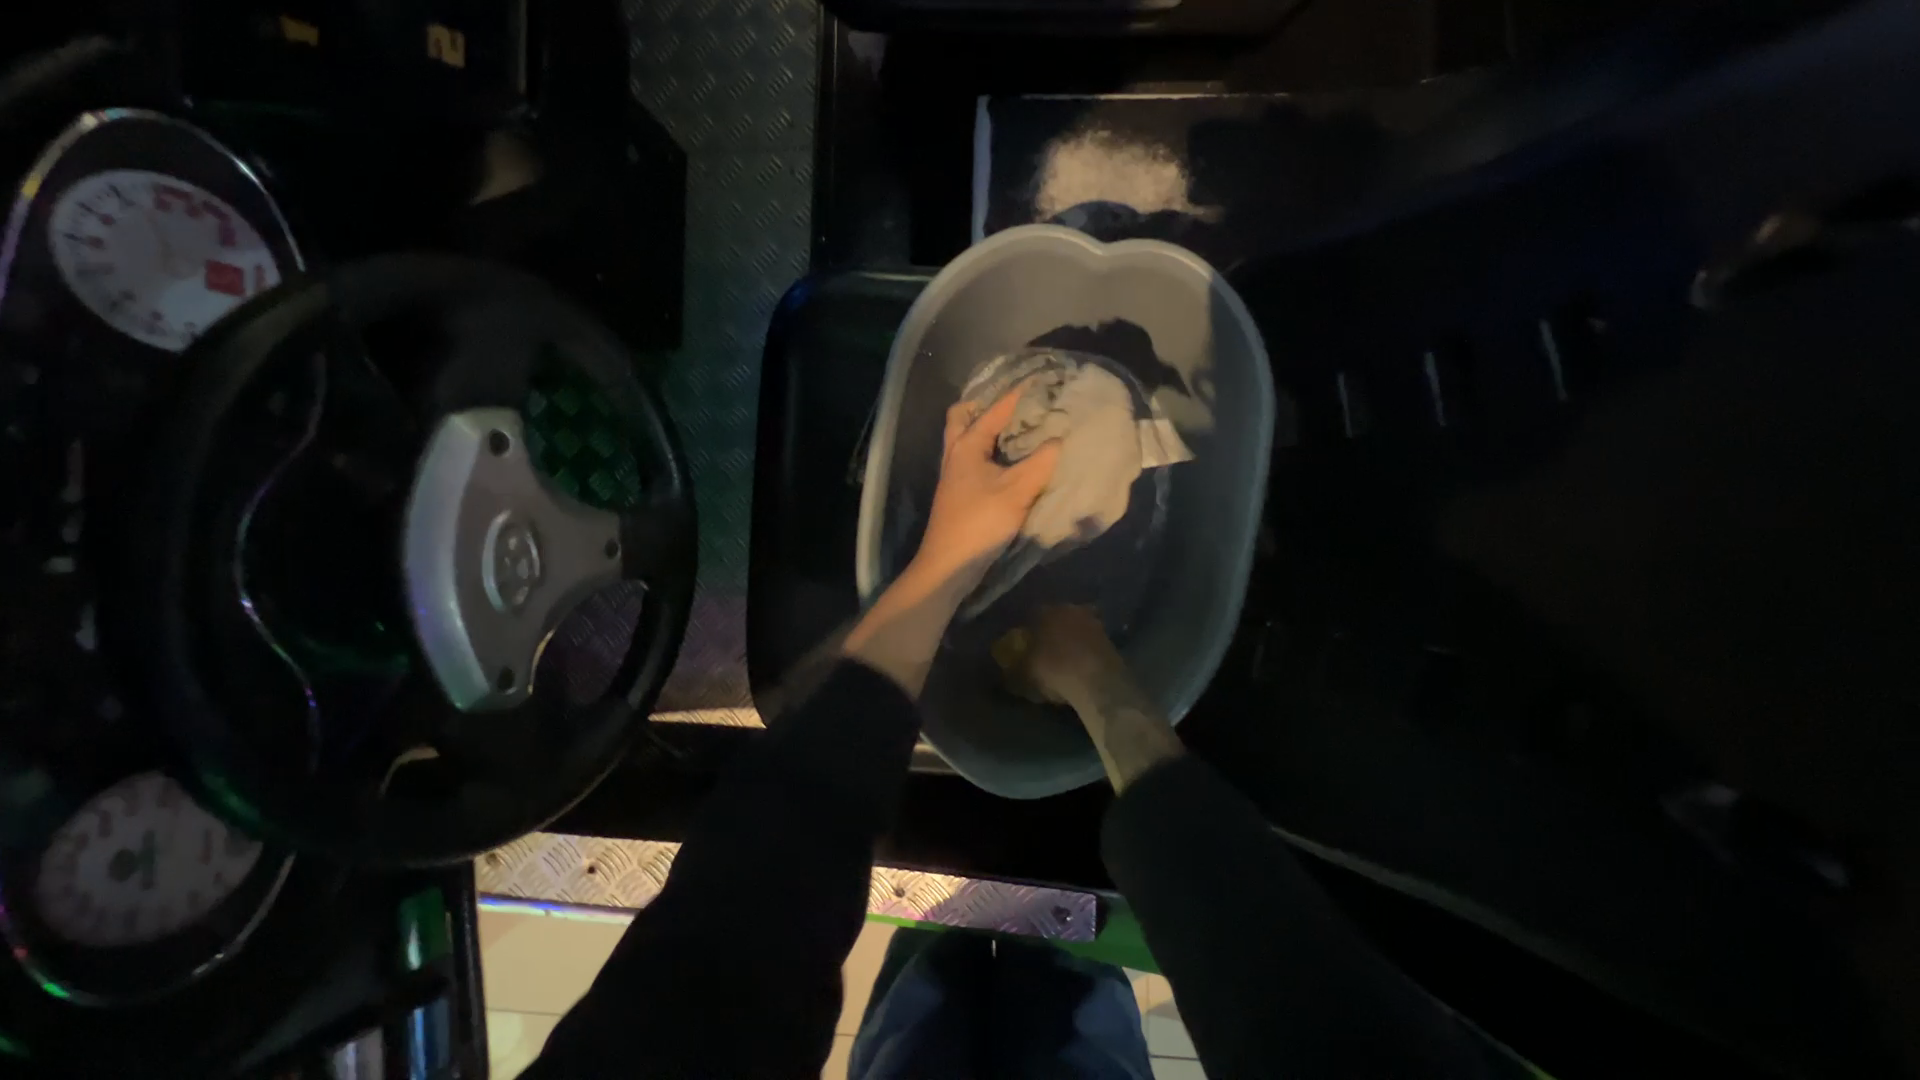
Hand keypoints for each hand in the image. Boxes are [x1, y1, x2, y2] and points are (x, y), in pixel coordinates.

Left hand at [908, 386, 1061, 590]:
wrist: (950, 564)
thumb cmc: (980, 522)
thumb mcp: (1017, 491)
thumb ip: (1040, 463)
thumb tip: (1058, 440)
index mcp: (966, 446)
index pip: (994, 410)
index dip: (1016, 395)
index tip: (1039, 381)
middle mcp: (955, 455)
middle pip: (962, 418)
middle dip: (984, 406)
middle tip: (1012, 403)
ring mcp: (953, 476)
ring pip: (965, 440)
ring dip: (985, 430)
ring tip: (1016, 428)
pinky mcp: (958, 494)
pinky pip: (972, 460)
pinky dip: (989, 453)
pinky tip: (1009, 462)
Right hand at [1015, 605, 1180, 791]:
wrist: (1097, 682)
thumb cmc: (1054, 671)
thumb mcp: (1024, 675)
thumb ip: (1012, 669)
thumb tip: (1004, 671)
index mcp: (1045, 611)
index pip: (1031, 615)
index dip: (1027, 631)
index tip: (1024, 644)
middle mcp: (1069, 609)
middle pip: (1056, 618)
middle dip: (1051, 631)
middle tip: (1045, 649)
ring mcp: (1093, 621)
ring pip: (1075, 627)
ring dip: (1070, 638)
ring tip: (1064, 657)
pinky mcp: (1109, 637)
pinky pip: (1090, 641)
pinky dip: (1085, 649)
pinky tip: (1080, 663)